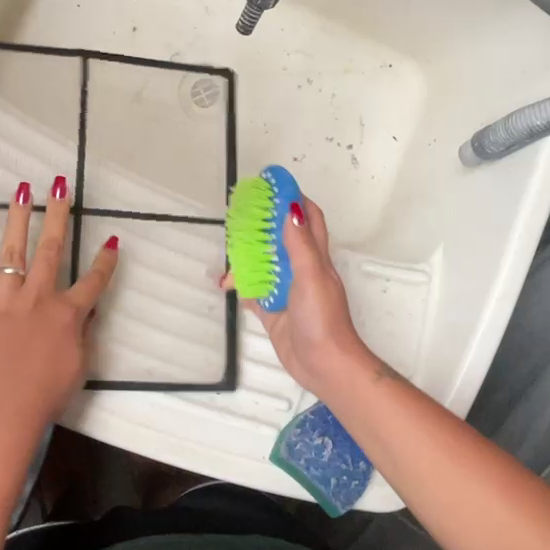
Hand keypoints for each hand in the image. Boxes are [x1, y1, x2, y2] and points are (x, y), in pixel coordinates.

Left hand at [0, 176, 118, 432]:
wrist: (3, 413)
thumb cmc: (46, 396)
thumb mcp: (80, 366)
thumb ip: (83, 333)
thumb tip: (86, 310)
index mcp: (68, 313)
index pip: (93, 281)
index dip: (105, 262)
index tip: (112, 241)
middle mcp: (38, 296)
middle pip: (52, 248)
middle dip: (58, 214)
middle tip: (61, 185)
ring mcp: (4, 298)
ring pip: (13, 249)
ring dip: (19, 216)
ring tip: (22, 188)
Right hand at [226, 196, 378, 397]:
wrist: (323, 364)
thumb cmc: (323, 320)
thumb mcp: (311, 276)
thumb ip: (300, 244)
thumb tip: (291, 208)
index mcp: (316, 258)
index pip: (308, 219)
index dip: (294, 199)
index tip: (272, 185)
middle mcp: (301, 271)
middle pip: (282, 239)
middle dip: (264, 224)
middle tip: (240, 213)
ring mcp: (287, 292)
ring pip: (265, 265)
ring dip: (247, 256)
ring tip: (228, 247)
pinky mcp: (273, 312)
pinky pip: (253, 293)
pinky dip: (239, 286)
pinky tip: (225, 283)